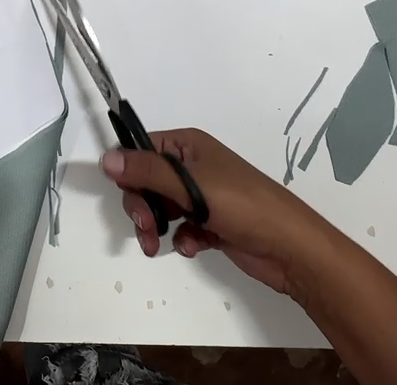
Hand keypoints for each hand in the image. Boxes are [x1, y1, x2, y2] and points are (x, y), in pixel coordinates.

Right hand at [102, 128, 328, 294]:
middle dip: (140, 206)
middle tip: (146, 228)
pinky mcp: (209, 224)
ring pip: (159, 207)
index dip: (129, 173)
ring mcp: (201, 196)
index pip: (141, 150)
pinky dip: (180, 239)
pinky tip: (192, 247)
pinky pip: (179, 228)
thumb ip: (146, 172)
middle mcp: (191, 167)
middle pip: (146, 182)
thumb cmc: (242, 205)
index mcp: (187, 146)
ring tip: (156, 246)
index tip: (130, 196)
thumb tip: (105, 159)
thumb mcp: (191, 185)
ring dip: (154, 226)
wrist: (291, 249)